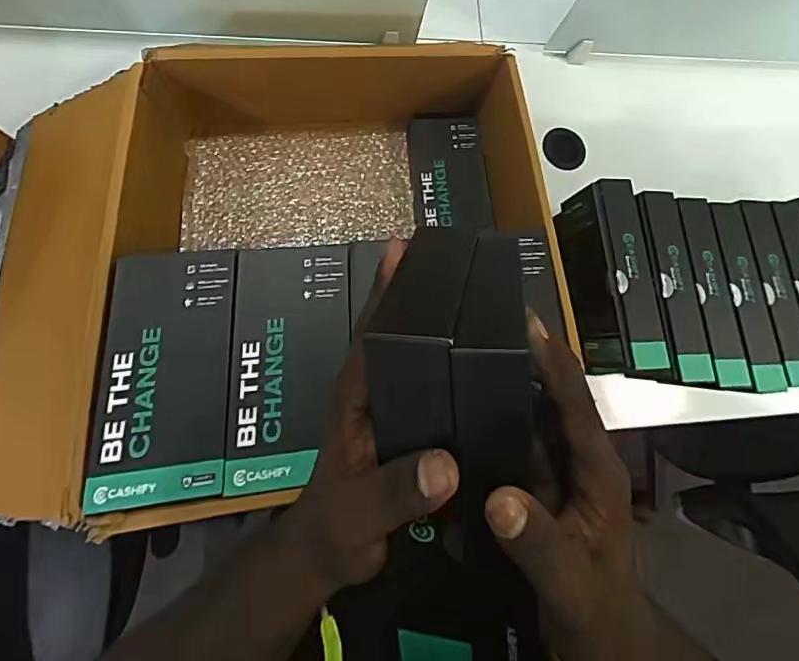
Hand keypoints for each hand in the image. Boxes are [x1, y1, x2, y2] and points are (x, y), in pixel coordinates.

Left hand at [270, 239, 459, 593]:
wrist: (326, 552)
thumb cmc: (334, 527)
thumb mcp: (361, 514)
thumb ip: (396, 492)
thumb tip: (445, 465)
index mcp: (354, 393)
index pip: (371, 328)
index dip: (386, 288)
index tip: (402, 247)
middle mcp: (370, 387)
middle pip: (390, 326)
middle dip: (410, 287)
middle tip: (444, 252)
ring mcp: (385, 403)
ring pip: (408, 348)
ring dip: (427, 316)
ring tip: (464, 287)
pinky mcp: (403, 421)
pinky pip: (425, 378)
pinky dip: (442, 356)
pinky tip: (472, 352)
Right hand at [482, 315, 679, 660]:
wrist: (598, 643)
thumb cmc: (599, 616)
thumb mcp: (571, 587)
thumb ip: (539, 547)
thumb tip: (499, 500)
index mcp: (595, 468)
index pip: (574, 399)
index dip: (551, 357)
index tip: (521, 320)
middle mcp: (573, 456)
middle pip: (546, 393)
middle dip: (516, 355)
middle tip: (472, 324)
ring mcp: (550, 468)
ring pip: (522, 413)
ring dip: (496, 384)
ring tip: (456, 351)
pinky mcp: (529, 482)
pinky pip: (504, 439)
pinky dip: (483, 420)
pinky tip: (452, 407)